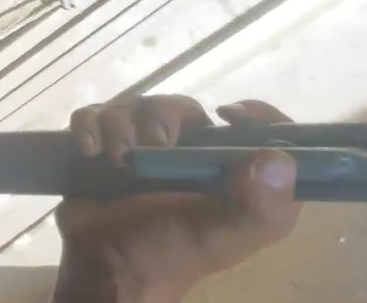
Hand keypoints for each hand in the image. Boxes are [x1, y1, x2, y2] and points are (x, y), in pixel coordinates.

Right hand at [52, 96, 301, 302]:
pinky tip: (88, 151)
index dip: (255, 116)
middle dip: (158, 118)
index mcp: (233, 179)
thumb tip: (279, 157)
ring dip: (116, 125)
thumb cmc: (166, 254)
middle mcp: (192, 158)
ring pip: (132, 105)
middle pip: (180, 108)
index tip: (228, 114)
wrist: (101, 261)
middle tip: (150, 145)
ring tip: (112, 158)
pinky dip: (87, 125)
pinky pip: (94, 113)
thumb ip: (253, 206)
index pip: (260, 134)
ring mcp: (144, 149)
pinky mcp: (105, 145)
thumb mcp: (217, 237)